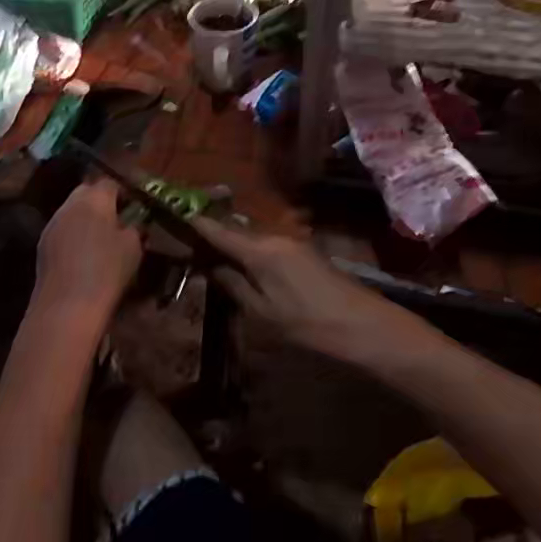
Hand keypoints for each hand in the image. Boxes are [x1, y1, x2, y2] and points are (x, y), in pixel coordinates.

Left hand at [35, 179, 142, 317]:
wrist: (67, 303)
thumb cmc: (107, 271)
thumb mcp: (133, 249)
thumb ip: (134, 229)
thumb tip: (131, 224)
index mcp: (95, 199)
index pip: (110, 183)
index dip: (122, 192)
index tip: (132, 207)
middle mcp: (70, 204)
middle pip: (86, 191)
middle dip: (100, 200)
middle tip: (115, 219)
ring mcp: (53, 222)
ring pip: (71, 209)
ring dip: (84, 217)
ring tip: (98, 238)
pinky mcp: (42, 241)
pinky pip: (61, 228)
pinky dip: (72, 233)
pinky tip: (80, 253)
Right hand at [192, 218, 442, 364]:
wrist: (368, 328)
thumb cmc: (310, 324)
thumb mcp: (263, 314)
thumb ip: (233, 286)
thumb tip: (211, 267)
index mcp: (259, 250)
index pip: (217, 229)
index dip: (194, 223)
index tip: (173, 213)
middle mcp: (273, 237)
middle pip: (234, 231)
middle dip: (211, 235)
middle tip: (187, 244)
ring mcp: (291, 243)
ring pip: (251, 239)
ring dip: (232, 246)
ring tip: (211, 260)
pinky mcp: (304, 253)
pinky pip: (267, 247)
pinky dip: (250, 254)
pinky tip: (245, 271)